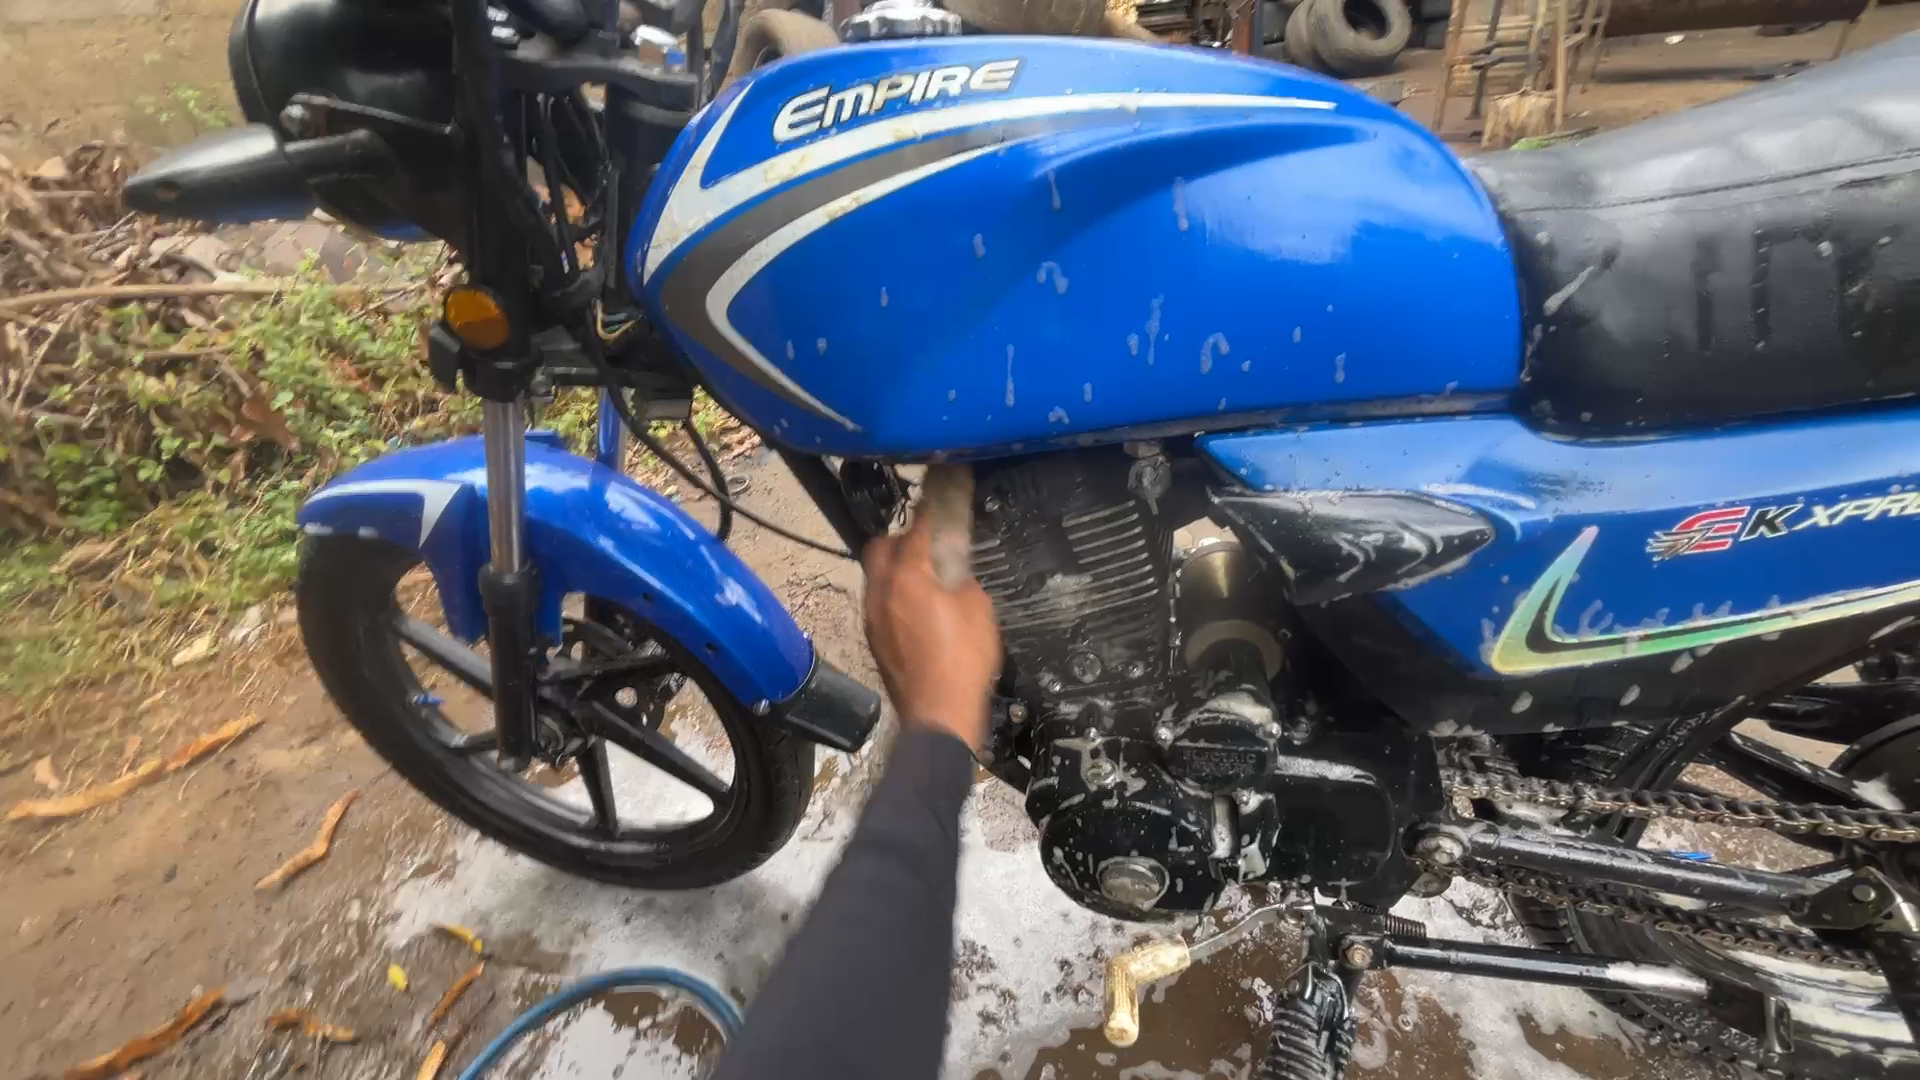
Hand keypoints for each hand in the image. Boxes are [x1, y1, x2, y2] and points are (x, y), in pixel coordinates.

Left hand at [861, 516, 1000, 750]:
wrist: (938, 713)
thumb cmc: (963, 660)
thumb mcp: (978, 609)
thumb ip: (963, 579)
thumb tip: (954, 573)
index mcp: (908, 577)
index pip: (915, 531)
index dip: (926, 513)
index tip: (932, 502)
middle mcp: (881, 592)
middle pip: (878, 548)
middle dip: (898, 539)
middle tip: (923, 543)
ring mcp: (872, 618)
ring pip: (875, 577)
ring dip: (894, 569)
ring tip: (922, 578)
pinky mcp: (874, 640)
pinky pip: (878, 604)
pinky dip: (893, 596)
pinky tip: (917, 609)